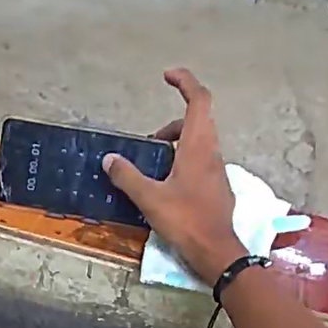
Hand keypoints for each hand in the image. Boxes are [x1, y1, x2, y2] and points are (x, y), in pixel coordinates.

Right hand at [103, 69, 248, 283]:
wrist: (215, 251)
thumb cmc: (185, 221)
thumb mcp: (150, 199)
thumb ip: (128, 177)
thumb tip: (110, 159)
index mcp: (198, 146)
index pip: (198, 99)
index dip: (184, 82)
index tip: (168, 76)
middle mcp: (212, 152)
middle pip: (197, 122)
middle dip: (172, 125)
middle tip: (149, 142)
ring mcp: (217, 172)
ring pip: (199, 145)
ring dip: (177, 146)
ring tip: (154, 168)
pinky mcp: (218, 189)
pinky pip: (200, 164)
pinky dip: (184, 164)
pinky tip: (168, 188)